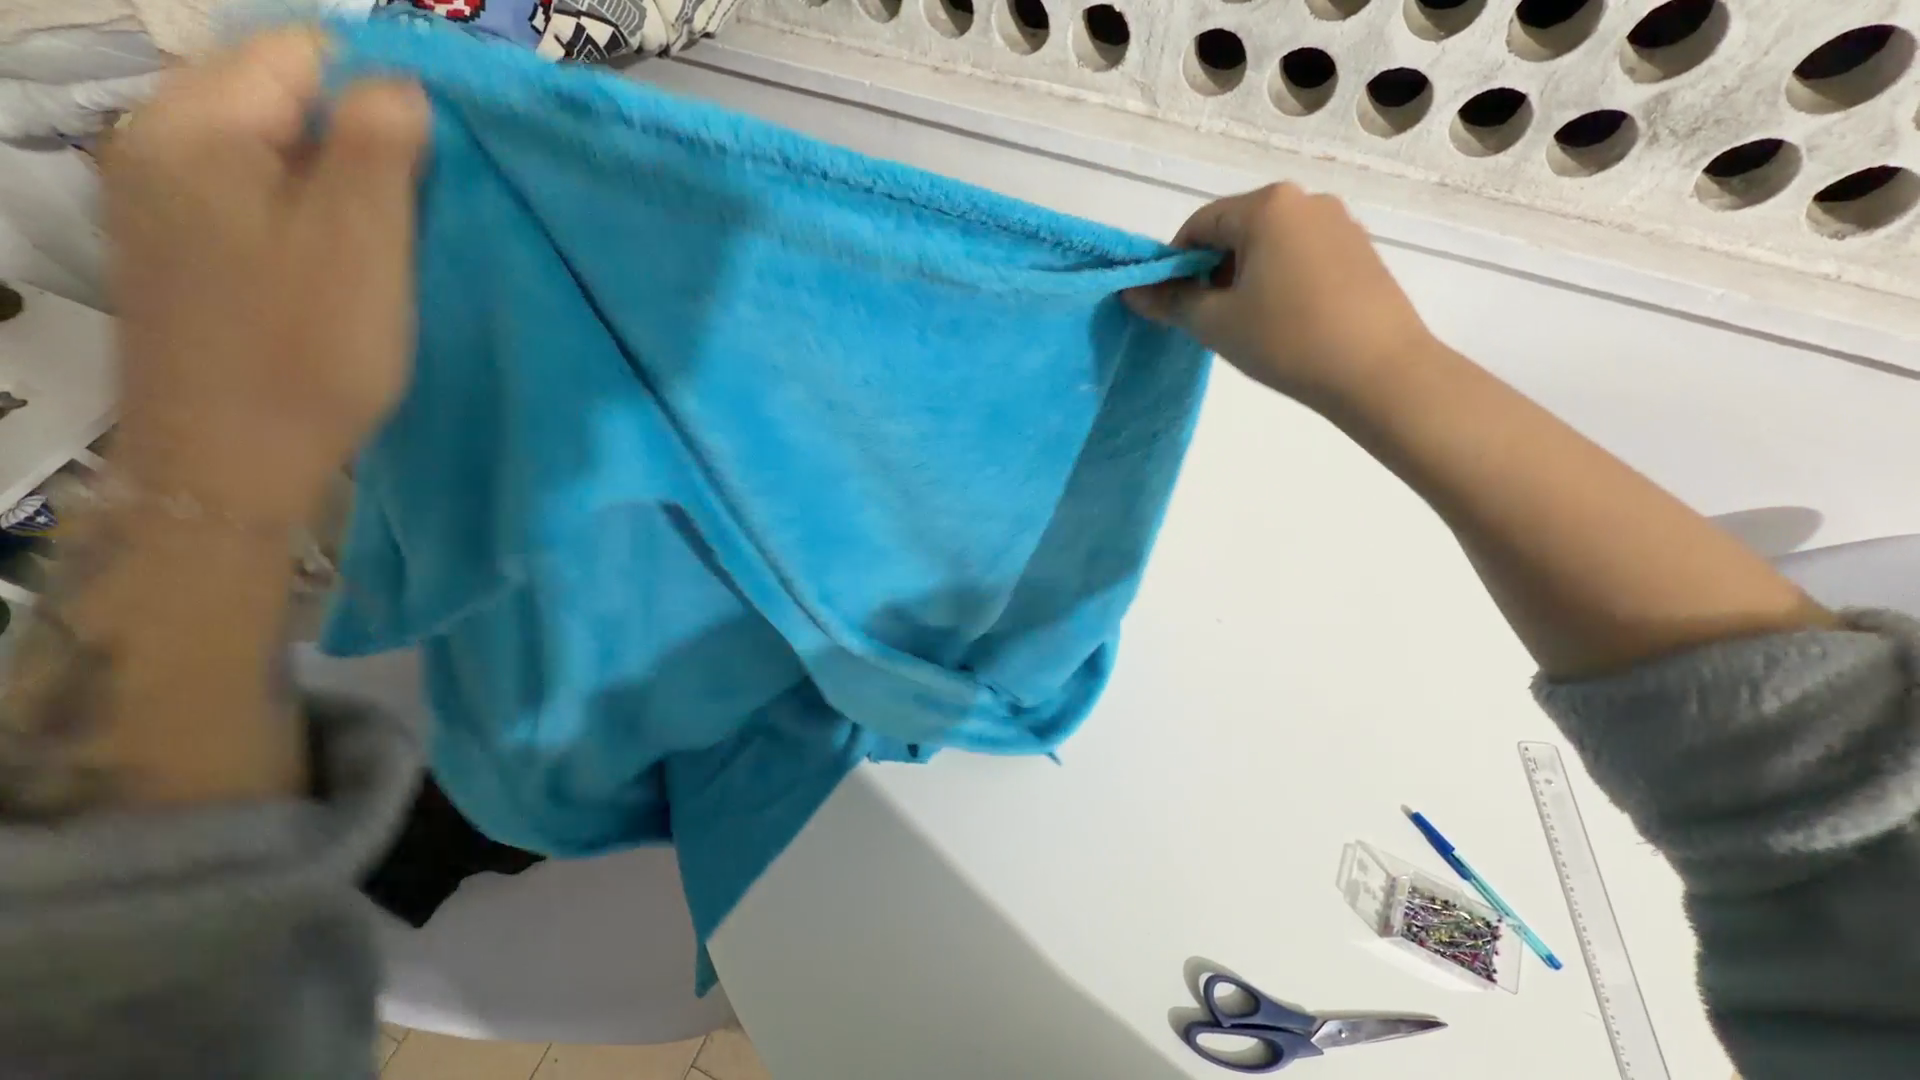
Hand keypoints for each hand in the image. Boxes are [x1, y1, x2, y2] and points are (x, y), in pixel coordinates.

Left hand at [103, 29, 428, 522]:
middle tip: (420, 206)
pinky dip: (309, 208)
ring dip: (340, 177)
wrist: (229, 466)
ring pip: (271, 145)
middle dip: (361, 135)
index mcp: (195, 127)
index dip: (384, 93)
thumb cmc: (305, 355)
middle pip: (281, 93)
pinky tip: (343, 259)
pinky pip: (253, 189)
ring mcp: (157, 194)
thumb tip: (402, 84)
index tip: (438, 163)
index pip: (304, 53)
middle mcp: (157, 141)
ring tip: (387, 236)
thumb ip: (378, 146)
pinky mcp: (177, 242)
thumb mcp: (361, 246)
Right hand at [1125, 183, 1437, 409]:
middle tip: (1208, 320)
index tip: (1172, 305)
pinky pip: (1301, 255)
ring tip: (1248, 325)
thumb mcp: (1216, 324)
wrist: (1380, 373)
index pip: (1198, 226)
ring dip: (1245, 277)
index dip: (1174, 265)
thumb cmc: (1288, 341)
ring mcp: (1339, 223)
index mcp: (1267, 205)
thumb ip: (1170, 301)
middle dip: (1212, 271)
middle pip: (1235, 230)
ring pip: (1269, 244)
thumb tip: (1132, 291)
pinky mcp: (1360, 249)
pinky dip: (1279, 280)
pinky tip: (1284, 321)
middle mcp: (1305, 200)